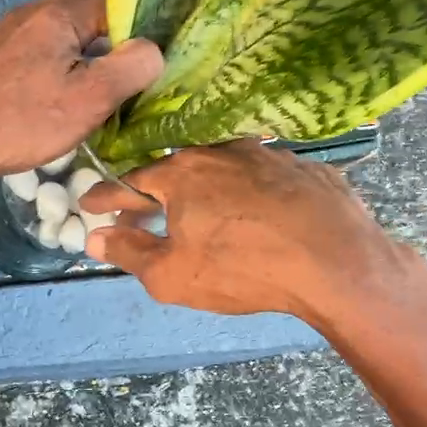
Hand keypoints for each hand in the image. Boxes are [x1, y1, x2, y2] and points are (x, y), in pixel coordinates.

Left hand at [0, 0, 162, 182]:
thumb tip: (153, 50)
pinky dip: (66, 52)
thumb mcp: (88, 100)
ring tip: (111, 71)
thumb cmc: (22, 122)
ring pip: (63, 21)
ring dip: (90, 37)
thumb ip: (130, 68)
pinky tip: (72, 83)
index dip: (144, 14)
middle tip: (139, 53)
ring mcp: (9, 34)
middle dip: (118, 18)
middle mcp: (31, 12)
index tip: (163, 41)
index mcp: (56, 13)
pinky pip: (43, 41)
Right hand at [80, 140, 425, 328]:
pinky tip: (253, 214)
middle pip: (174, 171)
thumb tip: (95, 238)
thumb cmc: (241, 268)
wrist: (337, 263)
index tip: (88, 205)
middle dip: (152, 194)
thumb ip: (128, 252)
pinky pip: (262, 179)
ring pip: (221, 169)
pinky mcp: (306, 169)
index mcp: (180, 173)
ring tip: (196, 212)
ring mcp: (268, 155)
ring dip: (202, 190)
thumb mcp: (170, 275)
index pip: (128, 183)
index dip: (104, 198)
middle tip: (138, 213)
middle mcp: (220, 152)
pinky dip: (247, 194)